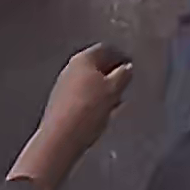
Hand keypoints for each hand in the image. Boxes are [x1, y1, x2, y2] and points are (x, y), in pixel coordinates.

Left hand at [8, 44, 133, 189]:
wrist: (60, 139)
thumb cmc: (88, 109)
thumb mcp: (113, 91)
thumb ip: (123, 75)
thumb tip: (127, 67)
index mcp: (84, 58)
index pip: (106, 49)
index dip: (120, 56)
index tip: (130, 65)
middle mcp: (71, 67)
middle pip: (96, 65)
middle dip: (111, 73)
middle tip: (124, 83)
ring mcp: (63, 84)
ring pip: (88, 81)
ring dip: (102, 88)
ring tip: (116, 100)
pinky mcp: (59, 103)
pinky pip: (81, 95)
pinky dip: (92, 99)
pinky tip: (100, 112)